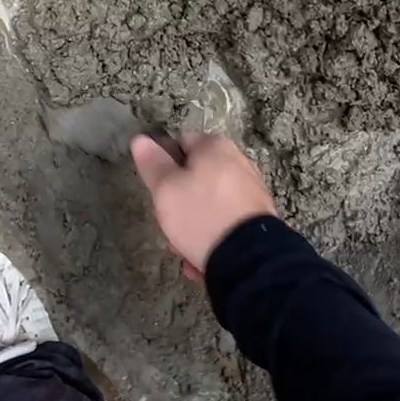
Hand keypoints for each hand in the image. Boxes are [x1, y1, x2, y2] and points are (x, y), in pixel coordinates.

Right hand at [131, 132, 277, 281]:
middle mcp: (238, 161)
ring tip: (186, 252)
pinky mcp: (260, 219)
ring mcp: (252, 191)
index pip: (179, 143)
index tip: (159, 192)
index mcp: (215, 146)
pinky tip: (205, 261)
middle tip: (170, 226)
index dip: (164, 166)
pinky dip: (214, 238)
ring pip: (210, 205)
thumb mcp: (166, 188)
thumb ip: (152, 163)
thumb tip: (140, 139)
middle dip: (180, 204)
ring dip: (195, 226)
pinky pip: (227, 224)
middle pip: (196, 178)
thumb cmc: (202, 215)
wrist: (250, 260)